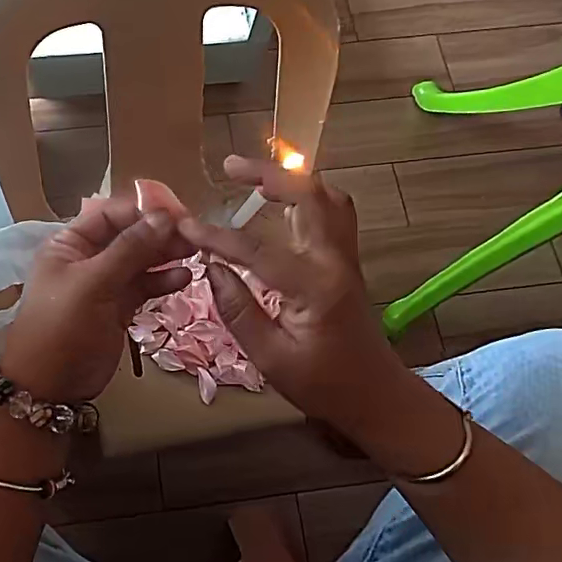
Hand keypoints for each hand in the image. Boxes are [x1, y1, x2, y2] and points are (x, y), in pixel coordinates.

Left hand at [0, 195, 193, 402]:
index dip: (142, 211)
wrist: (49, 385)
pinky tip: (185, 277)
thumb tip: (163, 217)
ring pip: (141, 260)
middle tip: (194, 235)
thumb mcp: (93, 283)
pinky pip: (144, 286)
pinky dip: (163, 281)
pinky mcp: (119, 307)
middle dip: (160, 234)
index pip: (110, 214)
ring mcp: (105, 284)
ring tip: (196, 252)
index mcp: (70, 243)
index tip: (177, 214)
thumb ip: (130, 249)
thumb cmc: (61, 326)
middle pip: (129, 235)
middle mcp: (88, 258)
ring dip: (166, 255)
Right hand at [178, 155, 410, 430]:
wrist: (376, 396)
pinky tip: (282, 201)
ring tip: (256, 178)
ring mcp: (345, 257)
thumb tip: (213, 268)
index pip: (256, 249)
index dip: (217, 236)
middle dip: (268, 174)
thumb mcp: (270, 358)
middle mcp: (334, 261)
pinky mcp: (346, 261)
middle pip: (308, 196)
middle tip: (230, 166)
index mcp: (314, 286)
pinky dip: (307, 194)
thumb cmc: (322, 384)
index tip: (186, 226)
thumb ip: (238, 310)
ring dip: (292, 179)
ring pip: (328, 197)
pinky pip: (332, 211)